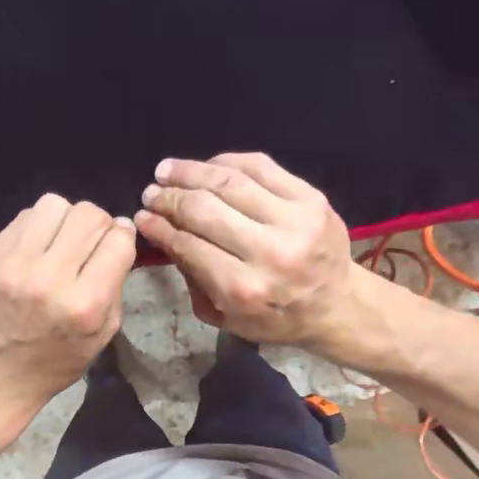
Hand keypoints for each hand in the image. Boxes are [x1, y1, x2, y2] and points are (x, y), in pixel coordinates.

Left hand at [0, 194, 136, 409]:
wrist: (1, 373)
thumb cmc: (60, 357)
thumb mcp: (105, 330)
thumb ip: (116, 280)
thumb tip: (121, 229)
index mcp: (84, 304)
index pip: (117, 240)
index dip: (122, 237)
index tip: (115, 245)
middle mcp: (48, 280)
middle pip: (88, 215)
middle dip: (97, 225)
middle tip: (88, 244)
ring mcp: (13, 265)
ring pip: (54, 204)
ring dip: (65, 220)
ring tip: (60, 242)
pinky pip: (24, 216)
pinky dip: (37, 227)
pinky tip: (35, 250)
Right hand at [135, 153, 373, 349]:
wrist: (337, 305)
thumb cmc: (272, 317)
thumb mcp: (222, 314)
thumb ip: (191, 275)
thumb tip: (163, 231)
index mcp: (243, 289)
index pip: (188, 245)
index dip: (159, 227)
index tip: (141, 217)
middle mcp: (269, 252)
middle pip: (205, 210)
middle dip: (169, 198)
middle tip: (150, 193)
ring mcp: (294, 221)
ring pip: (229, 182)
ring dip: (191, 172)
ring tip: (168, 170)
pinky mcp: (311, 198)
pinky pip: (260, 166)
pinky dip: (226, 161)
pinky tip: (206, 166)